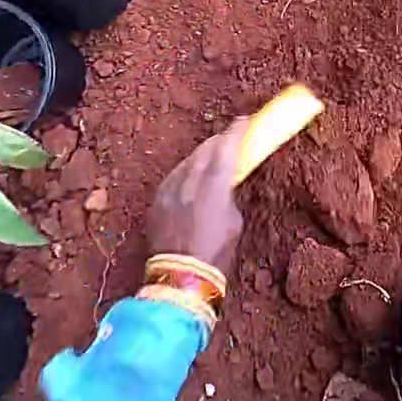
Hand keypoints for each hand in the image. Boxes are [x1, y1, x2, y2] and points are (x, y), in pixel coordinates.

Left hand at [145, 121, 246, 275]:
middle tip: (230, 137)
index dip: (236, 132)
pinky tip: (192, 175)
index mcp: (213, 187)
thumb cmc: (215, 253)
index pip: (226, 149)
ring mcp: (170, 191)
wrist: (180, 279)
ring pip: (188, 161)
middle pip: (205, 150)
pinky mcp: (157, 200)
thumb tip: (227, 183)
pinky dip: (186, 171)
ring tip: (213, 155)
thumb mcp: (235, 221)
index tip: (244, 121)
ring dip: (202, 155)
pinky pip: (174, 176)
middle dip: (219, 141)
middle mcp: (189, 183)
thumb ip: (229, 194)